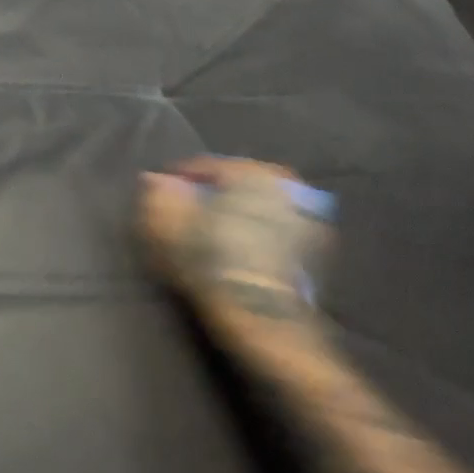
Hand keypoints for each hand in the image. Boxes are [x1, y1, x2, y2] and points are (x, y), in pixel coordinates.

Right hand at [138, 156, 331, 329]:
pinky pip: (280, 223)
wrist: (258, 307)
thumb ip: (158, 195)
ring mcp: (307, 213)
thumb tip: (155, 178)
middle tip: (191, 207)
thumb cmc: (206, 258)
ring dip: (240, 207)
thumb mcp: (164, 225)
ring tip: (217, 225)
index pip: (205, 165)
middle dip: (215, 190)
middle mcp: (284, 184)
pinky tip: (242, 242)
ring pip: (263, 201)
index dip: (178, 177)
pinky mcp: (318, 243)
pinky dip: (261, 226)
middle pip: (240, 180)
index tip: (160, 192)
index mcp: (248, 172)